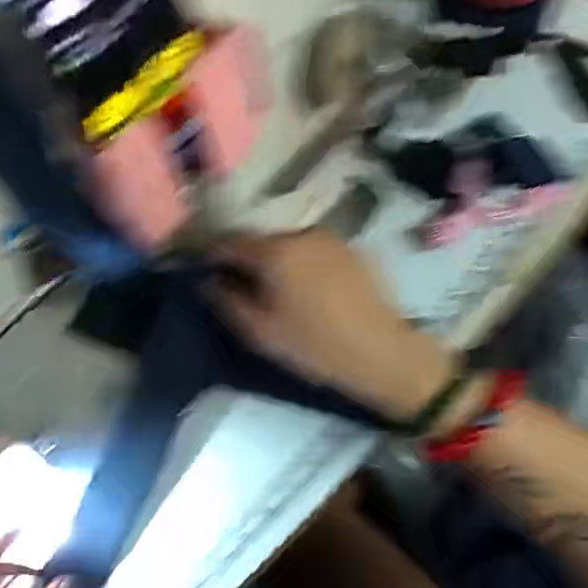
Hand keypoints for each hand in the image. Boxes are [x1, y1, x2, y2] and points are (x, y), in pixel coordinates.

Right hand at [211, 230, 456, 422]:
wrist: (381, 353)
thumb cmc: (315, 346)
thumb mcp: (261, 333)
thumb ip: (227, 302)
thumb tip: (207, 281)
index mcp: (275, 251)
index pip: (230, 242)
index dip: (213, 256)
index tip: (205, 271)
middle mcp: (302, 234)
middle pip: (262, 241)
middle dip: (247, 260)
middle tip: (241, 287)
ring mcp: (331, 240)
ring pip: (290, 246)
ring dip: (277, 263)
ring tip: (276, 293)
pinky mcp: (353, 252)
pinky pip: (314, 253)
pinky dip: (303, 265)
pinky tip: (307, 292)